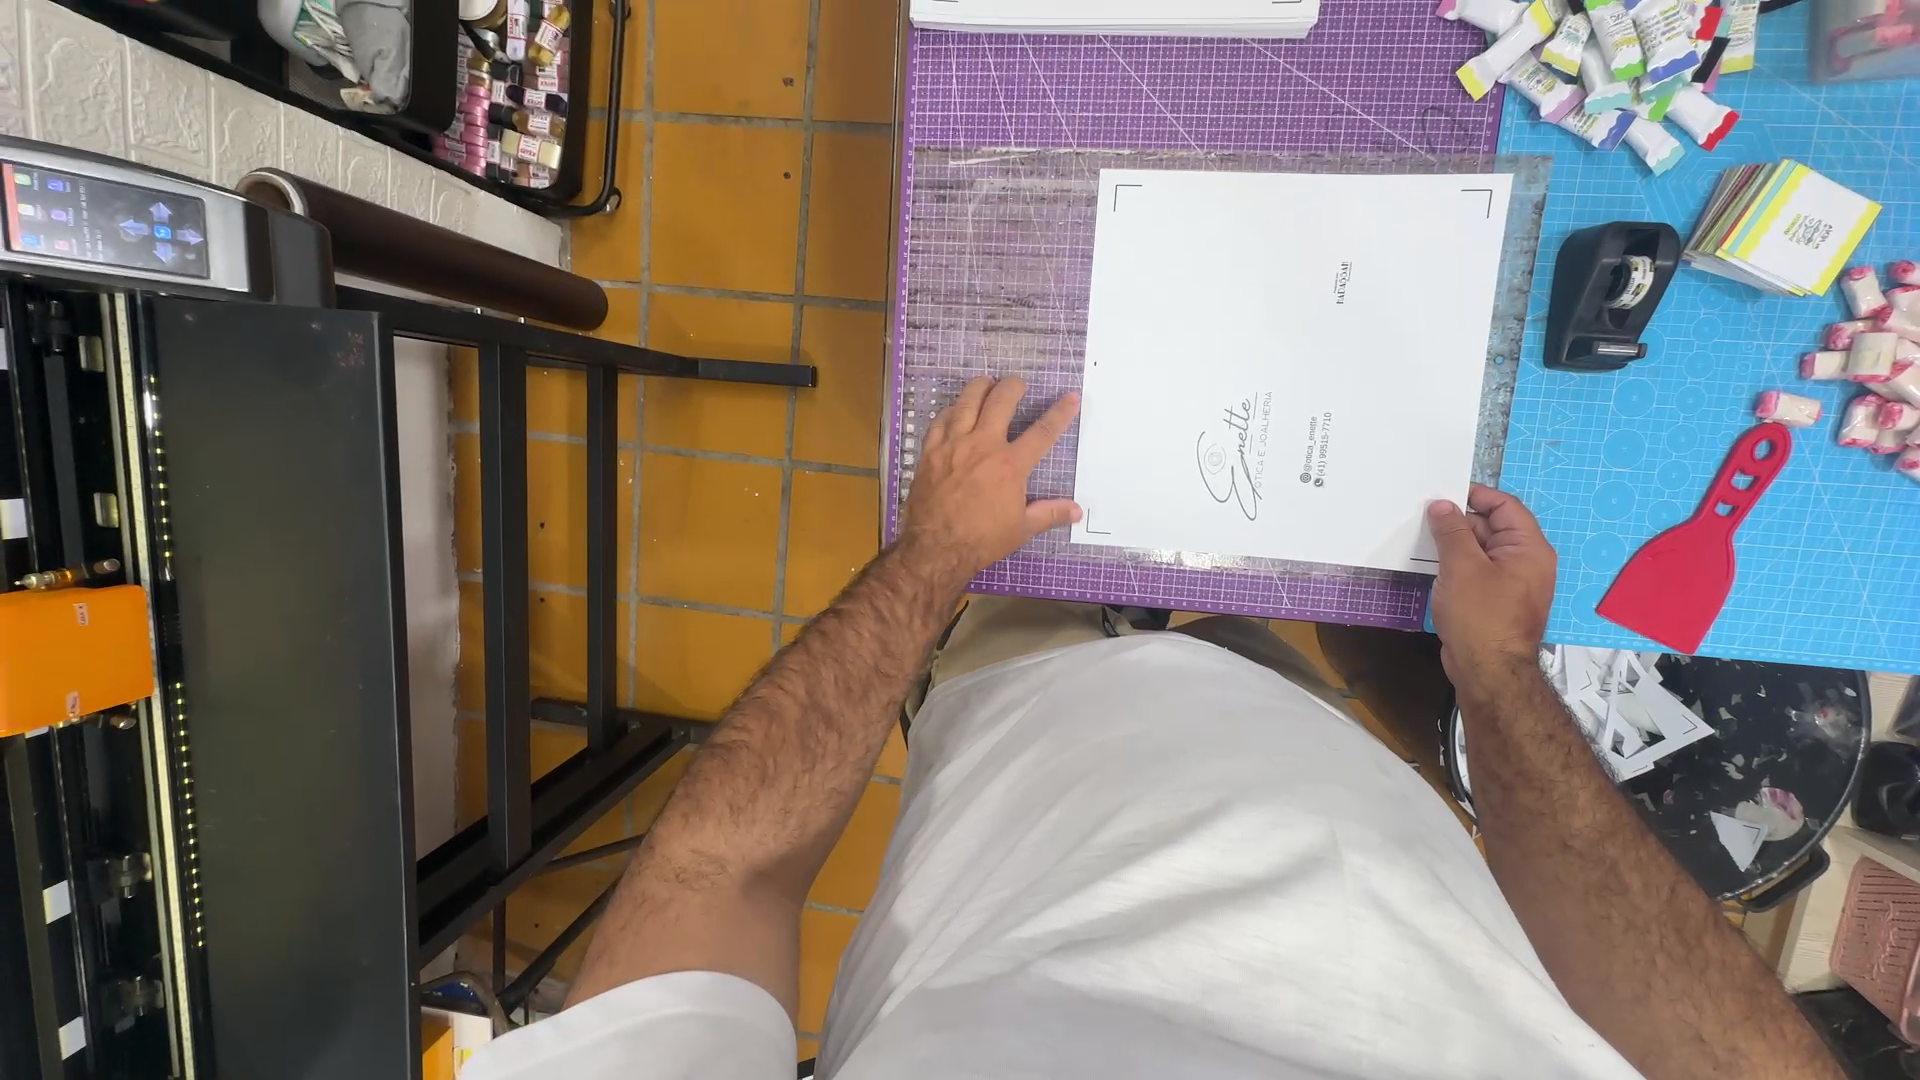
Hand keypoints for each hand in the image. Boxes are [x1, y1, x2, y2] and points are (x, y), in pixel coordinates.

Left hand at [900, 375, 1080, 584]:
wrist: (936, 547)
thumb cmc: (982, 540)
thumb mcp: (1022, 529)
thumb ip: (1049, 514)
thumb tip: (1076, 511)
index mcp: (1010, 465)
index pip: (1042, 432)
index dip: (1059, 413)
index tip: (1070, 397)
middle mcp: (983, 446)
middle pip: (1001, 402)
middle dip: (1013, 387)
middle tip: (1018, 383)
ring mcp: (953, 445)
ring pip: (967, 402)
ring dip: (980, 388)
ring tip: (987, 382)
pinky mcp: (930, 452)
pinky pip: (940, 420)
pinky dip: (950, 410)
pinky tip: (954, 409)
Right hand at [1427, 484, 1556, 692]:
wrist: (1487, 669)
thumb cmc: (1480, 614)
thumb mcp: (1462, 566)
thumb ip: (1452, 532)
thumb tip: (1443, 505)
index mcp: (1528, 549)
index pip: (1506, 507)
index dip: (1476, 496)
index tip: (1442, 493)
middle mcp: (1524, 562)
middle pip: (1492, 527)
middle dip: (1459, 520)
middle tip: (1423, 515)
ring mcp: (1508, 582)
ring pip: (1479, 550)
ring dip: (1452, 543)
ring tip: (1420, 537)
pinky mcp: (1492, 599)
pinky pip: (1473, 570)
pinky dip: (1453, 563)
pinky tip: (1429, 563)